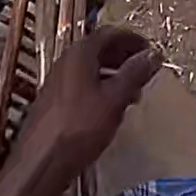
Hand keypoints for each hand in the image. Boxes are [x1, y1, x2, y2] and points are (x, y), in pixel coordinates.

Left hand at [0, 27, 160, 195]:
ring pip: (92, 68)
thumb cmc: (80, 126)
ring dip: (115, 74)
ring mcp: (59, 79)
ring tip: (134, 93)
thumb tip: (154, 53)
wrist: (41, 162)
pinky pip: (83, 83)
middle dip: (125, 57)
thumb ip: (134, 73)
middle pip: (101, 48)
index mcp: (81, 51)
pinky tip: (112, 109)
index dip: (133, 40)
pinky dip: (102, 88)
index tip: (151, 51)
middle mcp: (67, 59)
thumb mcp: (114, 99)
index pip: (111, 33)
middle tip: (145, 71)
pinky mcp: (55, 99)